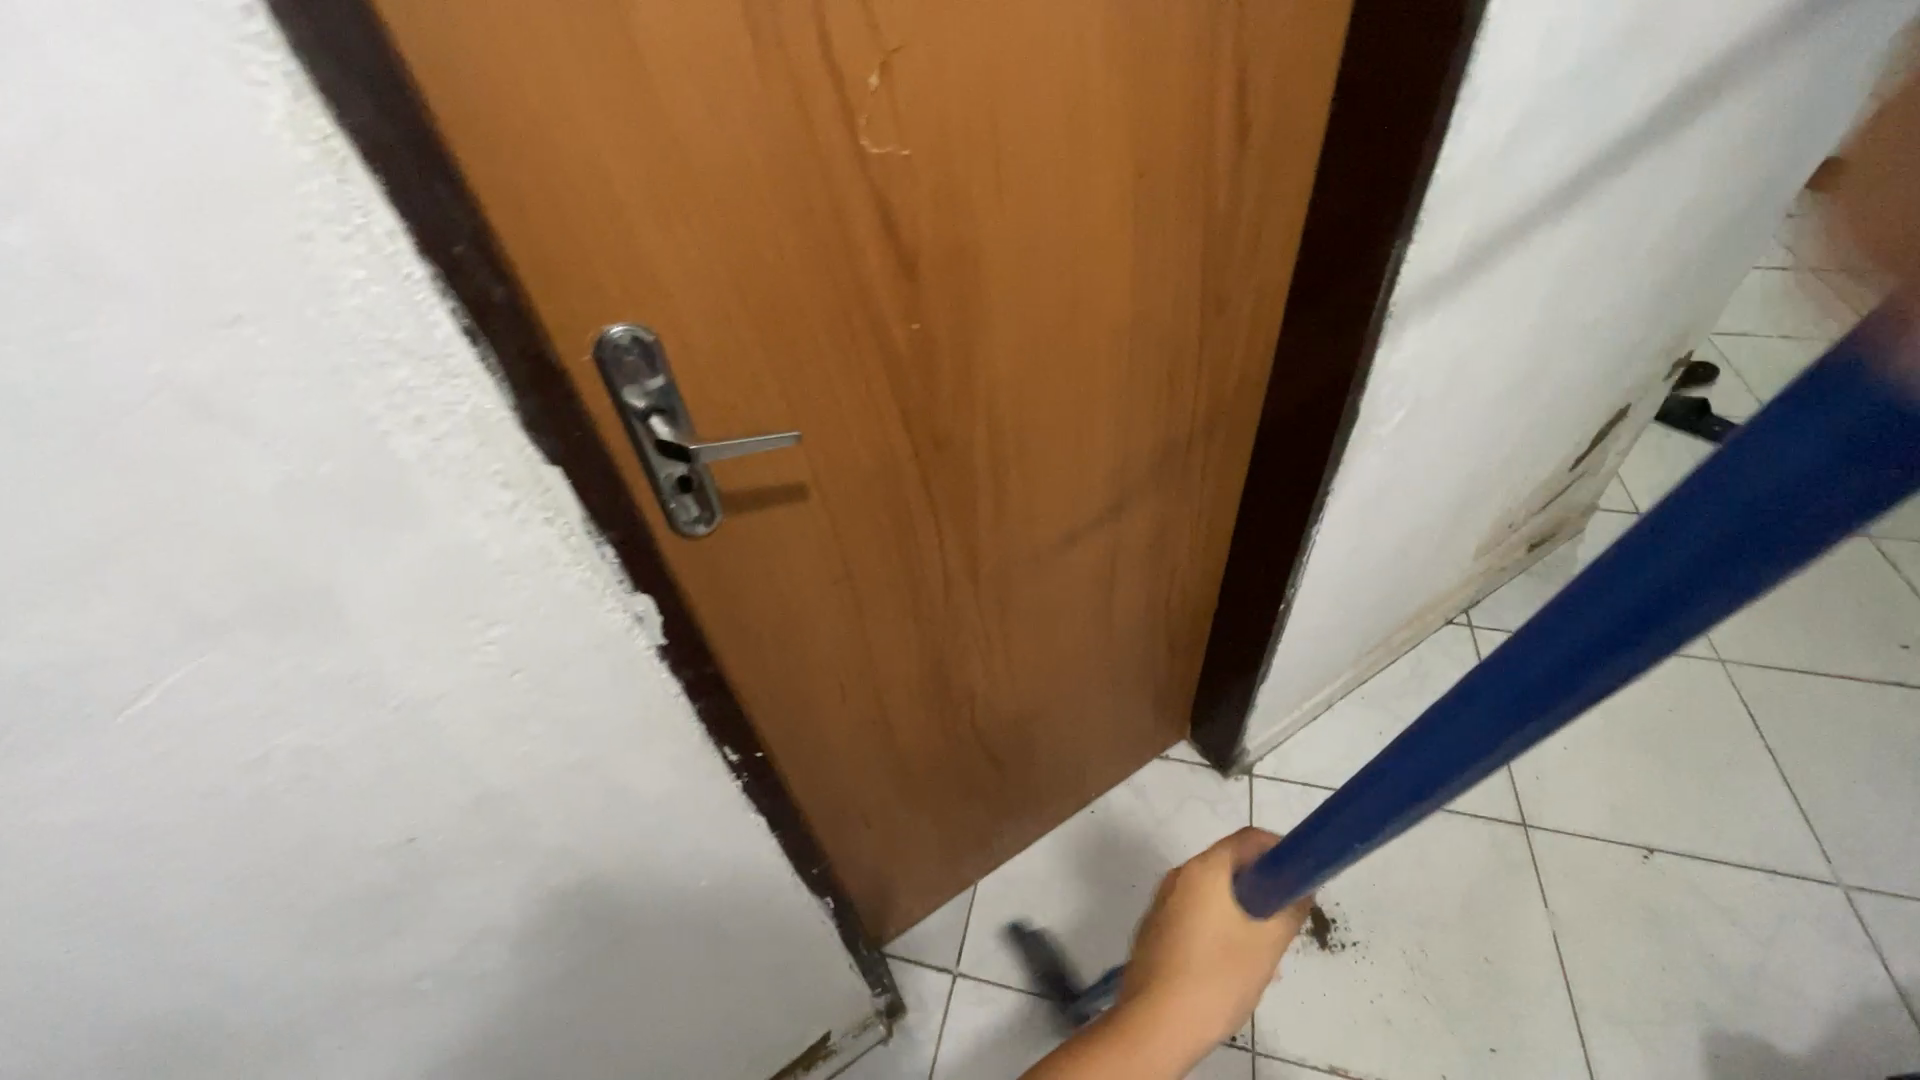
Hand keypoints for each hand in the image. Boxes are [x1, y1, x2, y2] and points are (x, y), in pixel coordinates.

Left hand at [1118, 827, 1313, 1050]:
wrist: (1156, 1023)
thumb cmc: (1216, 978)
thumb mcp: (1266, 946)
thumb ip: (1288, 911)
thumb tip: (1300, 891)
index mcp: (1204, 870)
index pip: (1247, 839)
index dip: (1279, 849)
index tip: (1301, 873)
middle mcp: (1178, 876)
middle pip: (1228, 865)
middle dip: (1262, 886)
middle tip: (1286, 918)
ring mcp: (1163, 902)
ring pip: (1213, 893)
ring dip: (1243, 910)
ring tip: (1265, 951)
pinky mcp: (1156, 928)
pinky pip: (1196, 913)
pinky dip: (1220, 925)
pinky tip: (1234, 966)